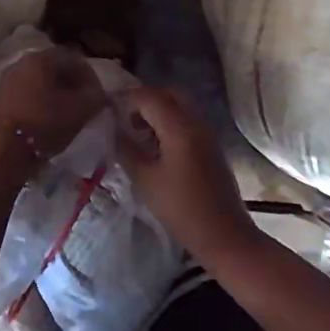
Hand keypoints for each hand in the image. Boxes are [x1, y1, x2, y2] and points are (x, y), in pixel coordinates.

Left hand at [0, 46, 103, 159]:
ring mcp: (8, 78)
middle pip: (54, 67)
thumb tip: (96, 93)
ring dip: (56, 92)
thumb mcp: (80, 110)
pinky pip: (27, 91)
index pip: (73, 59)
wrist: (7, 147)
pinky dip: (41, 99)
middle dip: (72, 83)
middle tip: (84, 101)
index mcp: (40, 58)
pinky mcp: (1, 96)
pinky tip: (49, 116)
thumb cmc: (46, 122)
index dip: (89, 76)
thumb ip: (94, 96)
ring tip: (68, 111)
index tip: (98, 94)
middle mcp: (21, 62)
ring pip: (40, 80)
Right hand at [114, 87, 261, 258]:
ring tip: (135, 130)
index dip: (125, 97)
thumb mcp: (144, 179)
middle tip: (123, 114)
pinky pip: (188, 121)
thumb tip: (112, 128)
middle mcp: (197, 124)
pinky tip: (154, 144)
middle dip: (144, 99)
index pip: (149, 97)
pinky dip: (169, 122)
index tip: (105, 106)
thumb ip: (125, 148)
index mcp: (180, 128)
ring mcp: (208, 135)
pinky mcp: (211, 147)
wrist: (224, 236)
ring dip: (157, 110)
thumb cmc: (180, 208)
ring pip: (181, 106)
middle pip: (169, 94)